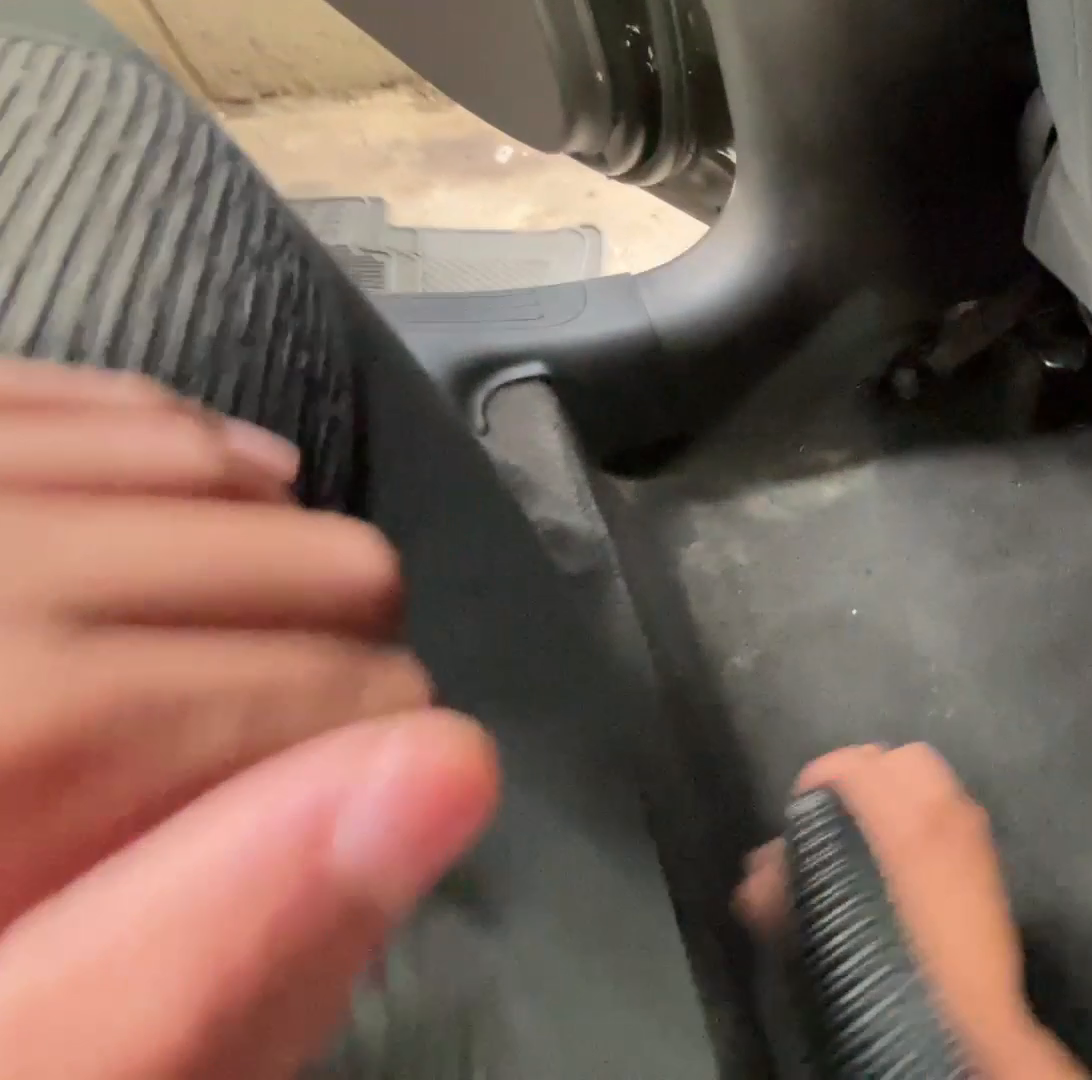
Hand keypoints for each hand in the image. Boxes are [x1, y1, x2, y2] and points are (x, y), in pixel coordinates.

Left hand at [0, 360, 499, 1077]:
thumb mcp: (44, 1070)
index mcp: (0, 744)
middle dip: (338, 664)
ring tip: (213, 656)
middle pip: (321, 565)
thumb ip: (223, 958)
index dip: (369, 768)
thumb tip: (454, 765)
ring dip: (268, 570)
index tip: (324, 829)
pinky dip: (183, 454)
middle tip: (249, 757)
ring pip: (231, 465)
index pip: (336, 692)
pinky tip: (182, 524)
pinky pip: (104, 400)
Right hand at [737, 744, 1084, 1077]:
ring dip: (894, 786)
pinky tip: (904, 846)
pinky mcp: (985, 842)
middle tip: (838, 808)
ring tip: (869, 822)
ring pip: (926, 771)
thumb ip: (783, 895)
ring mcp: (970, 822)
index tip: (802, 802)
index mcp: (904, 823)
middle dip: (863, 773)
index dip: (821, 775)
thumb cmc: (896, 968)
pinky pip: (948, 797)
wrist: (971, 1016)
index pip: (855, 764)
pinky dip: (922, 805)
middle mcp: (943, 808)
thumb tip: (757, 872)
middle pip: (895, 756)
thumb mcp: (829, 931)